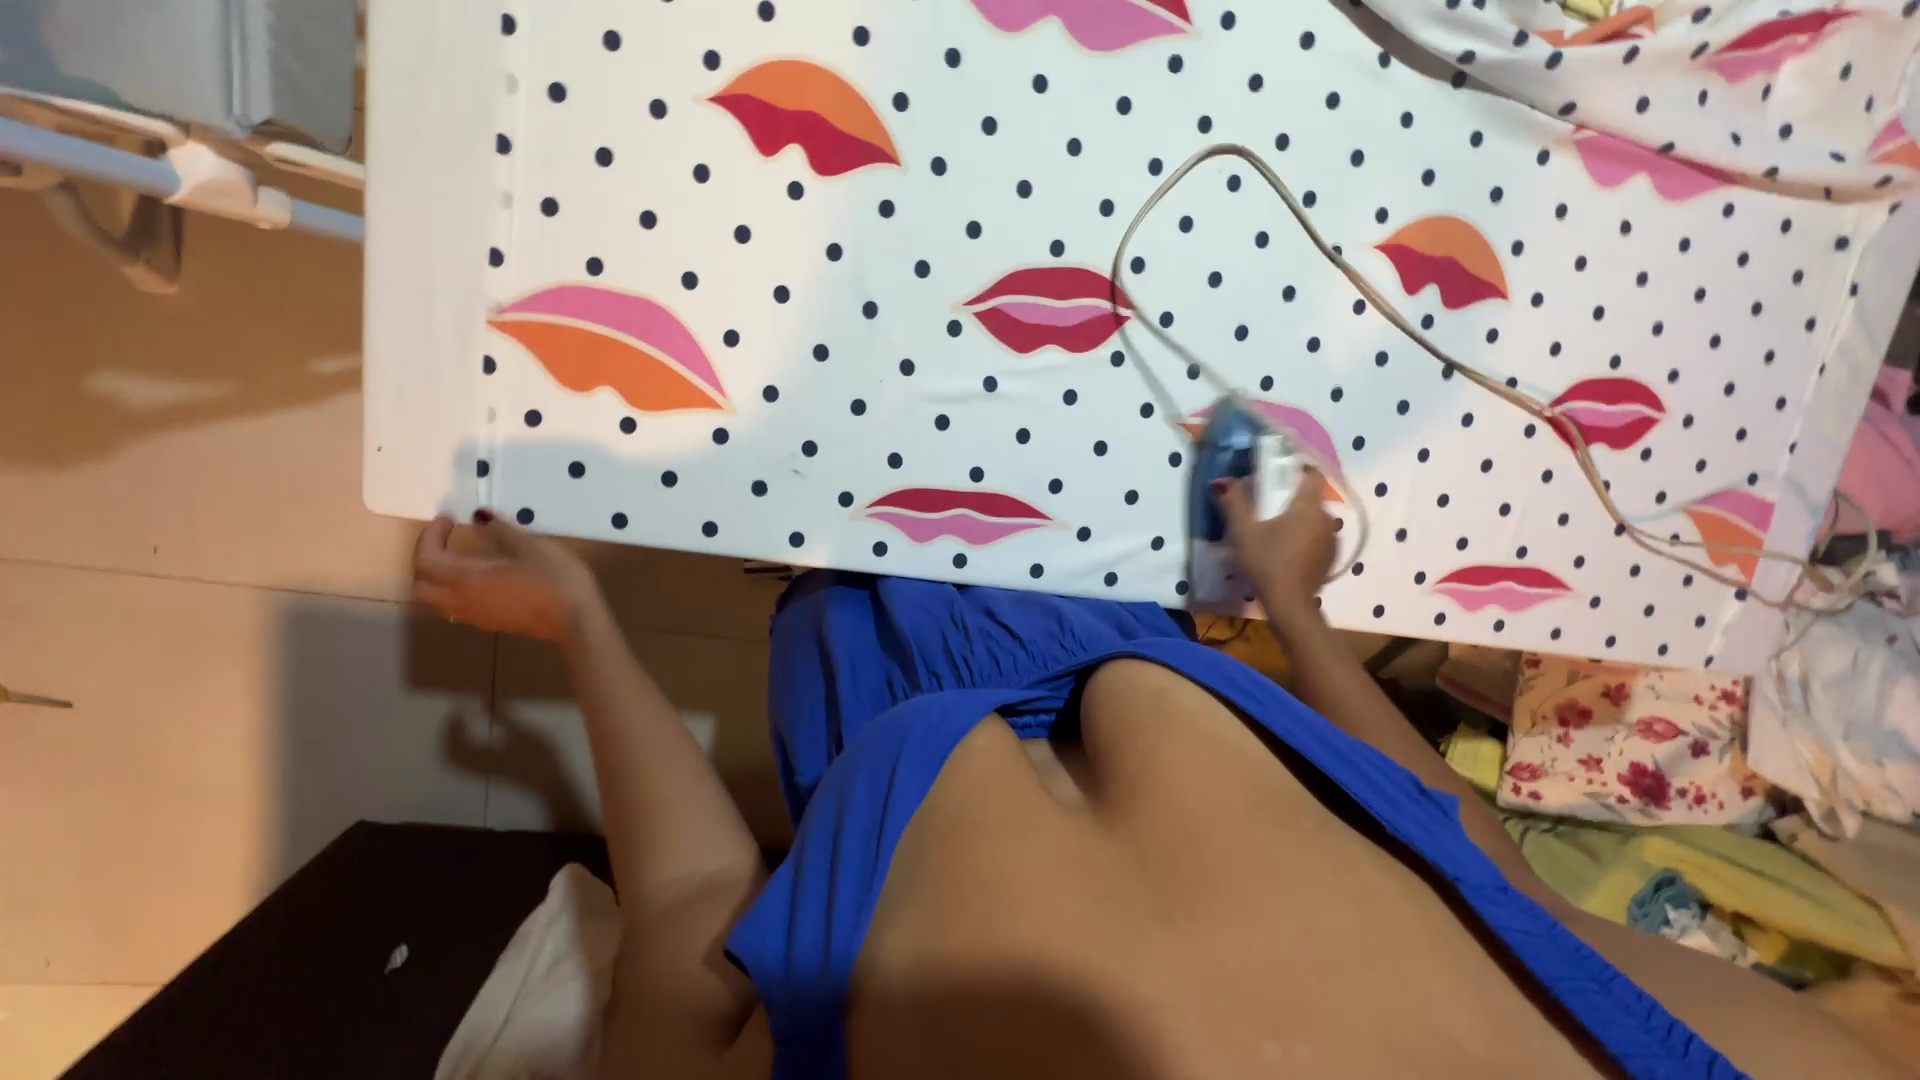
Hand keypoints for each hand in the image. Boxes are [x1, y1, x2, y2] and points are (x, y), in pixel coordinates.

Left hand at [412, 511, 603, 642]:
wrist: (577, 620)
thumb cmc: (555, 580)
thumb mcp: (531, 546)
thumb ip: (501, 530)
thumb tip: (480, 517)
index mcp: (466, 579)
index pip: (426, 559)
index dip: (430, 535)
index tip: (450, 519)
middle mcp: (462, 600)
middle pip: (421, 585)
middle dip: (426, 560)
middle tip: (446, 540)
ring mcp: (477, 616)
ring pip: (437, 600)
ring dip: (439, 578)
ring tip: (461, 559)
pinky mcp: (493, 623)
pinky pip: (458, 607)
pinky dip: (457, 590)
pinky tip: (482, 579)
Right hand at [1213, 470, 1337, 618]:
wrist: (1289, 604)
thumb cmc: (1266, 563)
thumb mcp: (1243, 532)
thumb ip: (1234, 502)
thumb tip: (1223, 482)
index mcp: (1309, 506)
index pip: (1311, 474)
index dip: (1295, 471)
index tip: (1275, 478)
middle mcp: (1326, 518)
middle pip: (1309, 498)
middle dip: (1289, 499)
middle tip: (1265, 508)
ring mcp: (1332, 540)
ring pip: (1313, 519)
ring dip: (1296, 520)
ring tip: (1273, 532)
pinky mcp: (1330, 558)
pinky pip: (1316, 537)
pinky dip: (1303, 538)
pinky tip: (1284, 551)